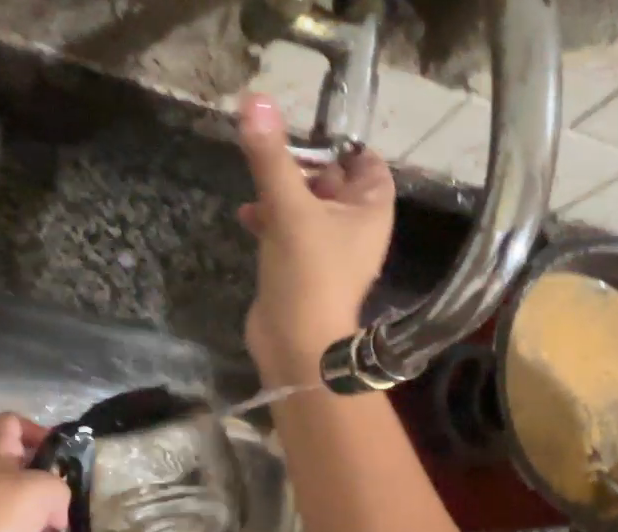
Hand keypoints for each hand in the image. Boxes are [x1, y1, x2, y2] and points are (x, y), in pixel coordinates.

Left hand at [0, 413, 70, 531]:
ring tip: (60, 526)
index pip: (10, 423)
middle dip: (50, 478)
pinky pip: (25, 530)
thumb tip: (55, 513)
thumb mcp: (42, 489)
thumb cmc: (0, 520)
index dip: (36, 428)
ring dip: (49, 512)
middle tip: (69, 494)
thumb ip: (59, 486)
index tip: (60, 451)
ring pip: (28, 500)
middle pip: (24, 464)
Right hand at [237, 94, 396, 386]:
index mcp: (371, 210)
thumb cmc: (307, 274)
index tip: (312, 129)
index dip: (344, 145)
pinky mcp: (300, 271)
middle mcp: (355, 229)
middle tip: (275, 150)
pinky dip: (270, 221)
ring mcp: (327, 253)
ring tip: (256, 178)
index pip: (367, 163)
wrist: (295, 344)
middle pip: (333, 183)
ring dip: (283, 193)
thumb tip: (254, 101)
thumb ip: (272, 157)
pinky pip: (289, 234)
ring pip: (307, 209)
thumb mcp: (289, 209)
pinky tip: (246, 214)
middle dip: (305, 167)